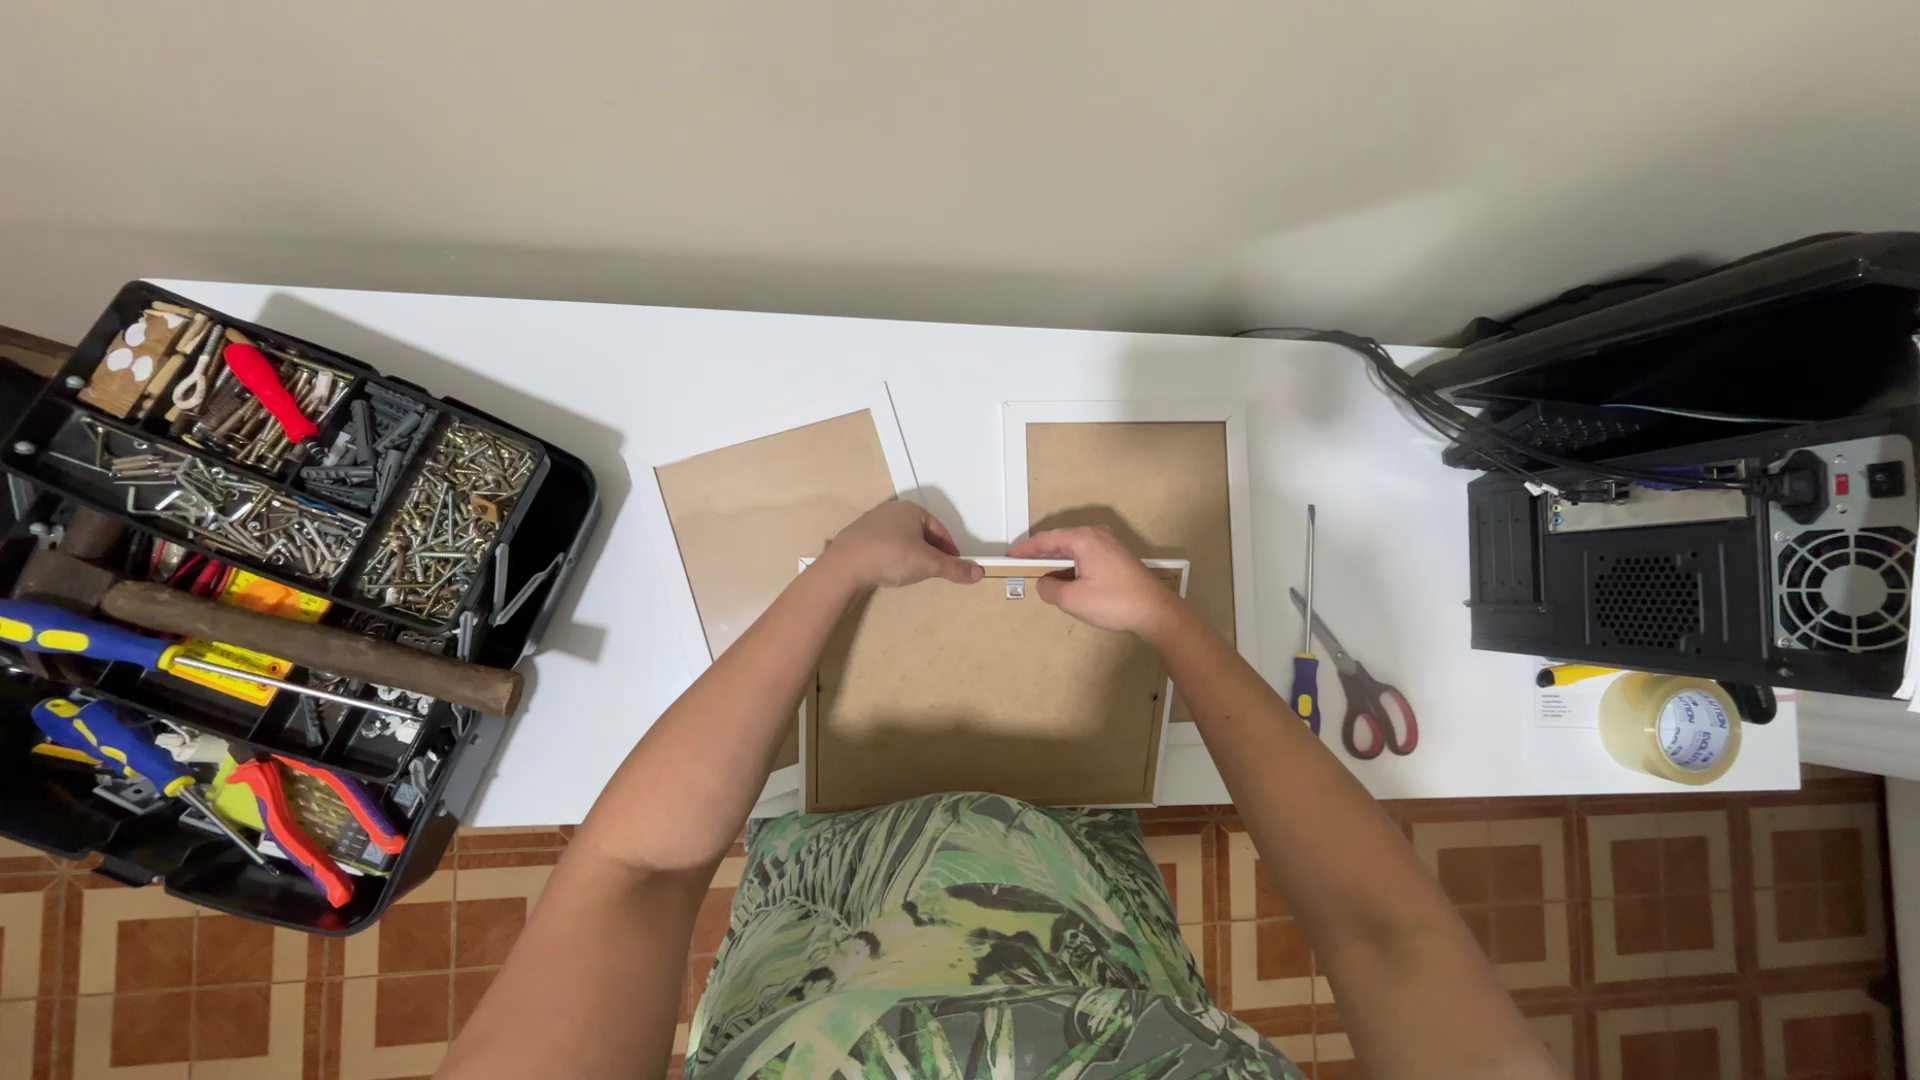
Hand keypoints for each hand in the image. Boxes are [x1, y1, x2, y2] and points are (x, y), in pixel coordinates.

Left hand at [817, 501, 982, 588]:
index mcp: (911, 510)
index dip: (950, 548)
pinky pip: (883, 546)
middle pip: (920, 532)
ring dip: (911, 554)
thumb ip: (954, 568)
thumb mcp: (928, 564)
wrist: (845, 566)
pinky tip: (890, 571)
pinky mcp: (857, 538)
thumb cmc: (891, 557)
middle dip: (931, 551)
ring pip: (901, 539)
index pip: (939, 529)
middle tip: (936, 571)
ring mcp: (871, 523)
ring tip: (913, 573)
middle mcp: (891, 511)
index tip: (954, 565)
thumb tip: (979, 573)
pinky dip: (892, 557)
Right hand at [1006, 525, 1180, 634]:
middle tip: (1022, 565)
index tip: (1010, 557)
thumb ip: (1049, 588)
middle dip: (1040, 553)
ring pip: (1074, 547)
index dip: (1025, 549)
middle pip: (1060, 540)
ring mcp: (1110, 543)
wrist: (1155, 611)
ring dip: (1057, 559)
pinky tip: (1066, 576)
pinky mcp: (1117, 555)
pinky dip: (1072, 562)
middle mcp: (1097, 534)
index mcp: (1083, 538)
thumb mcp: (1072, 599)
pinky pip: (1086, 553)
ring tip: (1040, 572)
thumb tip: (1044, 583)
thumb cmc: (1114, 602)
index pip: (1046, 539)